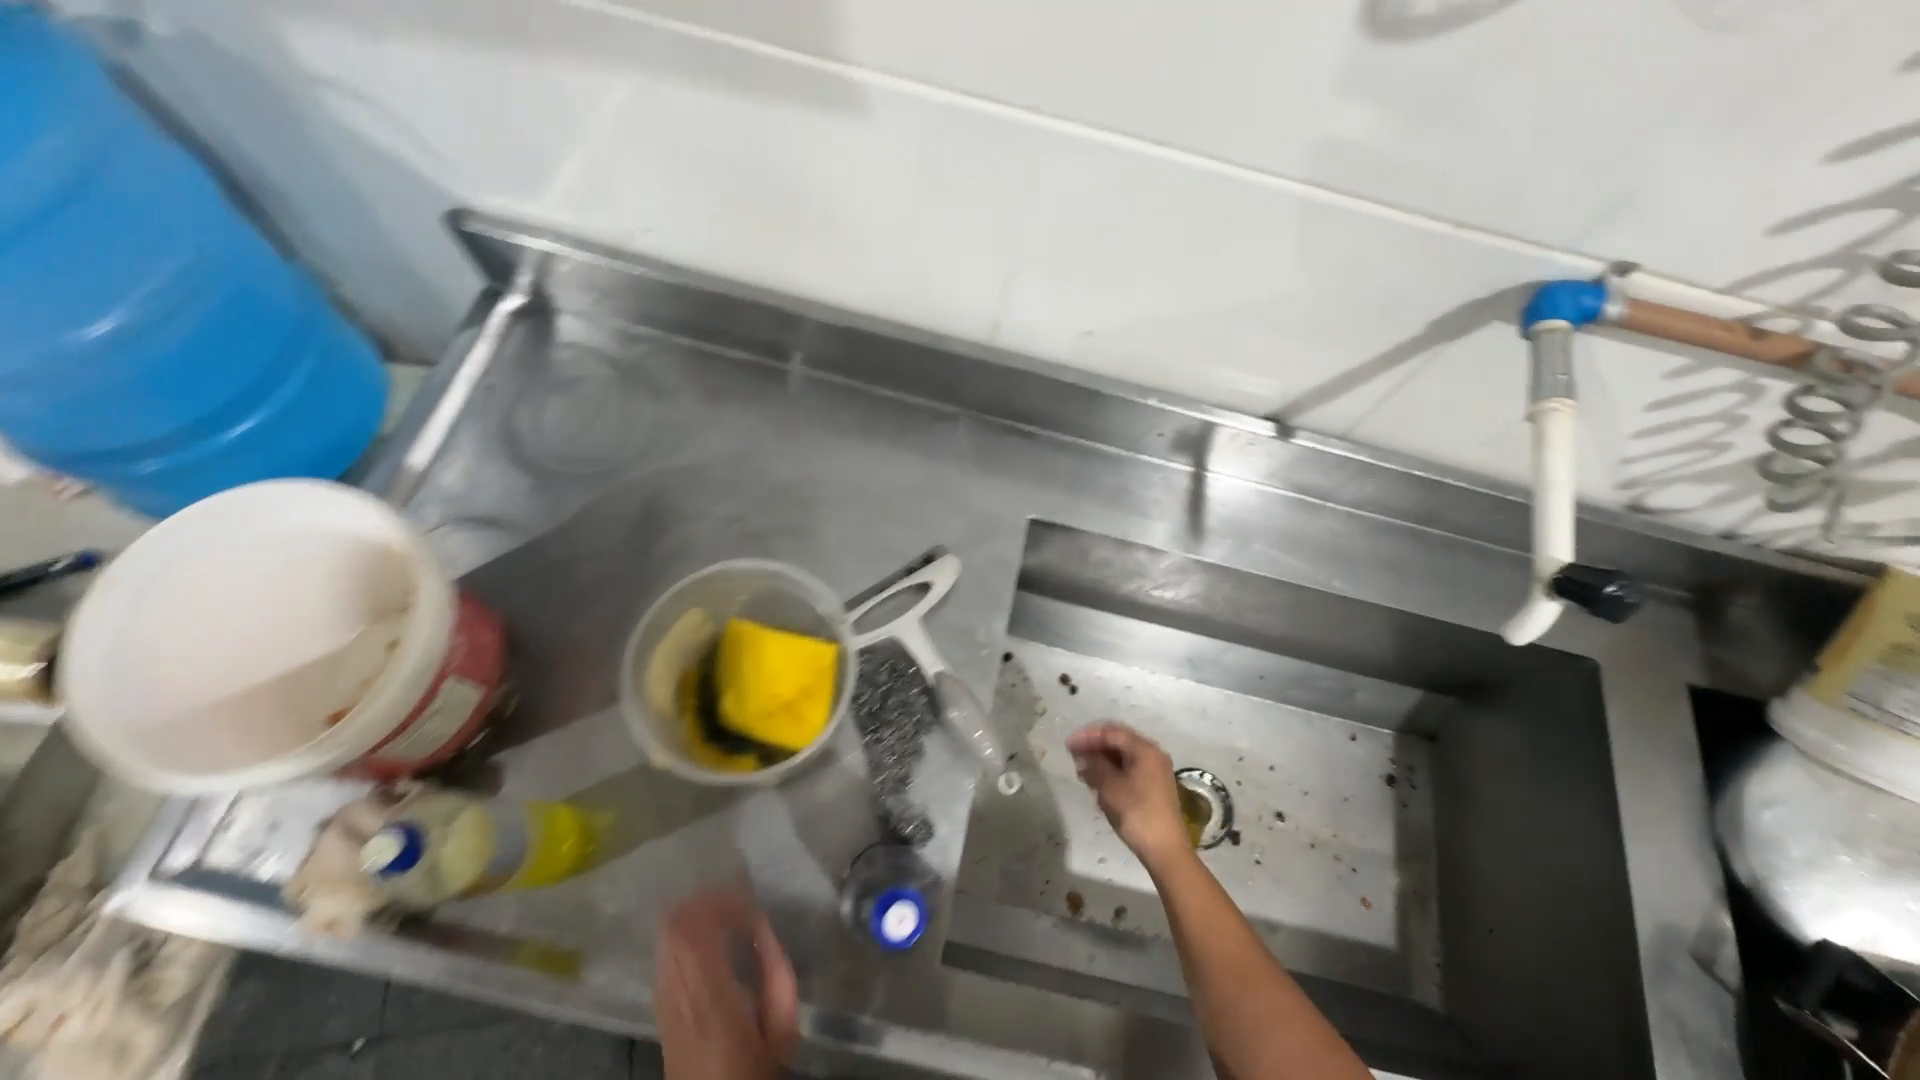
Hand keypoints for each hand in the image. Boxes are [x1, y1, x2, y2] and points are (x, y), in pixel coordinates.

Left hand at [656, 891, 799, 1079]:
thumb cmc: (753, 1070)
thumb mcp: (783, 1027)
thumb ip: (778, 974)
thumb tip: (765, 929)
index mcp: (711, 995)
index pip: (695, 928)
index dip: (720, 903)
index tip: (750, 906)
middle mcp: (678, 990)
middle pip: (674, 924)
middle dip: (705, 901)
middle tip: (736, 902)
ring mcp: (663, 997)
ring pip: (665, 934)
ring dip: (693, 915)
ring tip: (723, 915)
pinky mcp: (659, 1004)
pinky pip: (666, 951)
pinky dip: (685, 934)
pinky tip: (708, 940)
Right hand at [1067, 721, 1188, 866]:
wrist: (1165, 849)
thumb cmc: (1137, 814)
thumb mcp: (1110, 788)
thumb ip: (1094, 765)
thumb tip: (1082, 754)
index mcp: (1145, 750)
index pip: (1112, 732)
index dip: (1088, 735)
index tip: (1068, 745)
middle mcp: (1153, 755)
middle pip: (1119, 741)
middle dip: (1094, 746)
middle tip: (1073, 756)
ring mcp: (1155, 771)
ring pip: (1123, 756)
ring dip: (1101, 759)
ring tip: (1082, 770)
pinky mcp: (1153, 785)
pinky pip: (1128, 769)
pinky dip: (1111, 771)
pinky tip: (1097, 781)